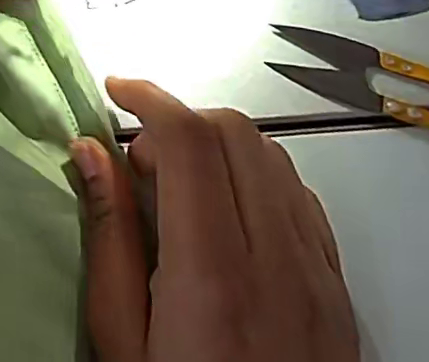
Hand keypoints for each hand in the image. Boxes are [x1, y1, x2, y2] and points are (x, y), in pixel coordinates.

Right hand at [71, 78, 356, 361]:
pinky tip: (228, 209)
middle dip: (178, 119)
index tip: (117, 91)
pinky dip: (256, 176)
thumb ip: (109, 233)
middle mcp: (277, 263)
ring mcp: (319, 277)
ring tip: (181, 184)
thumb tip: (89, 151)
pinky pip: (300, 198)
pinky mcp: (340, 292)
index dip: (149, 97)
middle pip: (234, 132)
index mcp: (213, 273)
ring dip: (217, 145)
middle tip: (141, 158)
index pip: (189, 140)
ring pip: (271, 155)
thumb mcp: (121, 339)